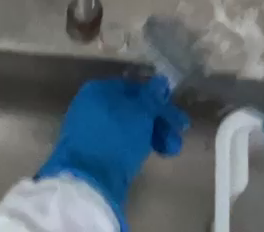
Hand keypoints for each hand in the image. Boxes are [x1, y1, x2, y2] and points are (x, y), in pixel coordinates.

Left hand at [36, 76, 190, 218]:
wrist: (87, 183)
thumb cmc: (116, 139)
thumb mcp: (141, 114)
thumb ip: (152, 97)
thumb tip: (160, 80)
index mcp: (99, 89)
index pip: (135, 87)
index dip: (158, 100)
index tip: (175, 114)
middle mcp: (90, 105)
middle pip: (132, 109)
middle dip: (158, 122)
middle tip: (176, 138)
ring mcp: (88, 130)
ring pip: (127, 127)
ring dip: (151, 136)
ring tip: (170, 152)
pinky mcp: (90, 154)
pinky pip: (117, 143)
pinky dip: (134, 147)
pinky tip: (147, 157)